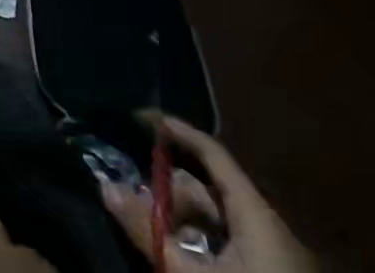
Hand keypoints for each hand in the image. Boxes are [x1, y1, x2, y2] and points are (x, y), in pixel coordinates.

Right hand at [101, 113, 314, 272]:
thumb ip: (149, 232)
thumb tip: (106, 187)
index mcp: (254, 211)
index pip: (212, 152)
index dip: (178, 132)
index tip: (143, 120)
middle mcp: (263, 223)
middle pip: (209, 190)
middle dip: (169, 189)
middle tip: (131, 194)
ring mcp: (268, 253)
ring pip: (215, 221)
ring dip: (179, 220)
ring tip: (146, 228)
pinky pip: (226, 246)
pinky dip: (196, 243)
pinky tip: (172, 254)